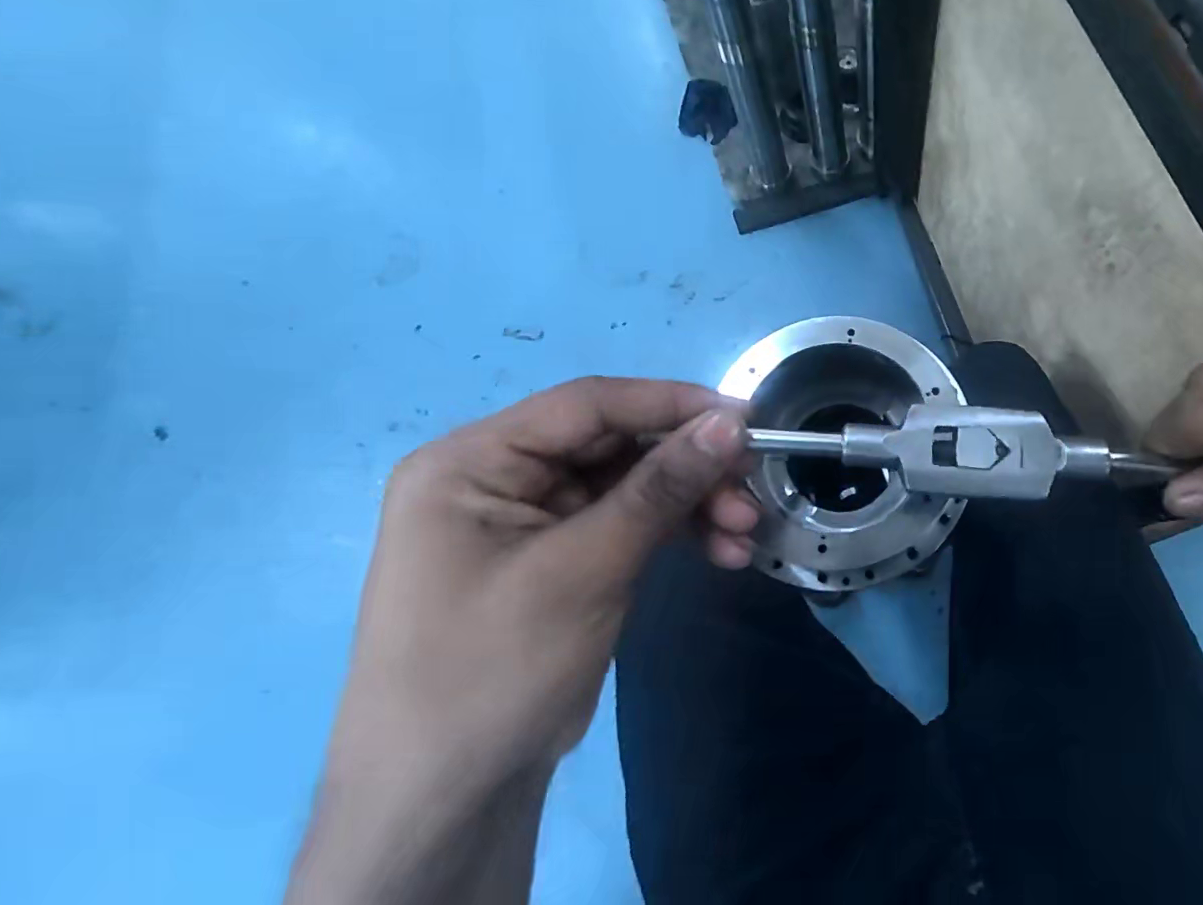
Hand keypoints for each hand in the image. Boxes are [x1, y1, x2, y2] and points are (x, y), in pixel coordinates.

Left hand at [288, 378, 758, 904]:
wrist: (452, 797)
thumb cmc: (495, 668)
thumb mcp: (585, 569)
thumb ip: (660, 488)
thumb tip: (731, 422)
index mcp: (474, 461)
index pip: (586, 405)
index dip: (669, 404)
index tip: (744, 418)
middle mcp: (502, 476)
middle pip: (617, 444)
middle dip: (690, 466)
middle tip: (751, 489)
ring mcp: (536, 517)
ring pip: (635, 483)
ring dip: (694, 502)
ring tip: (745, 530)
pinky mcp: (567, 553)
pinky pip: (633, 521)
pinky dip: (679, 532)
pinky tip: (723, 551)